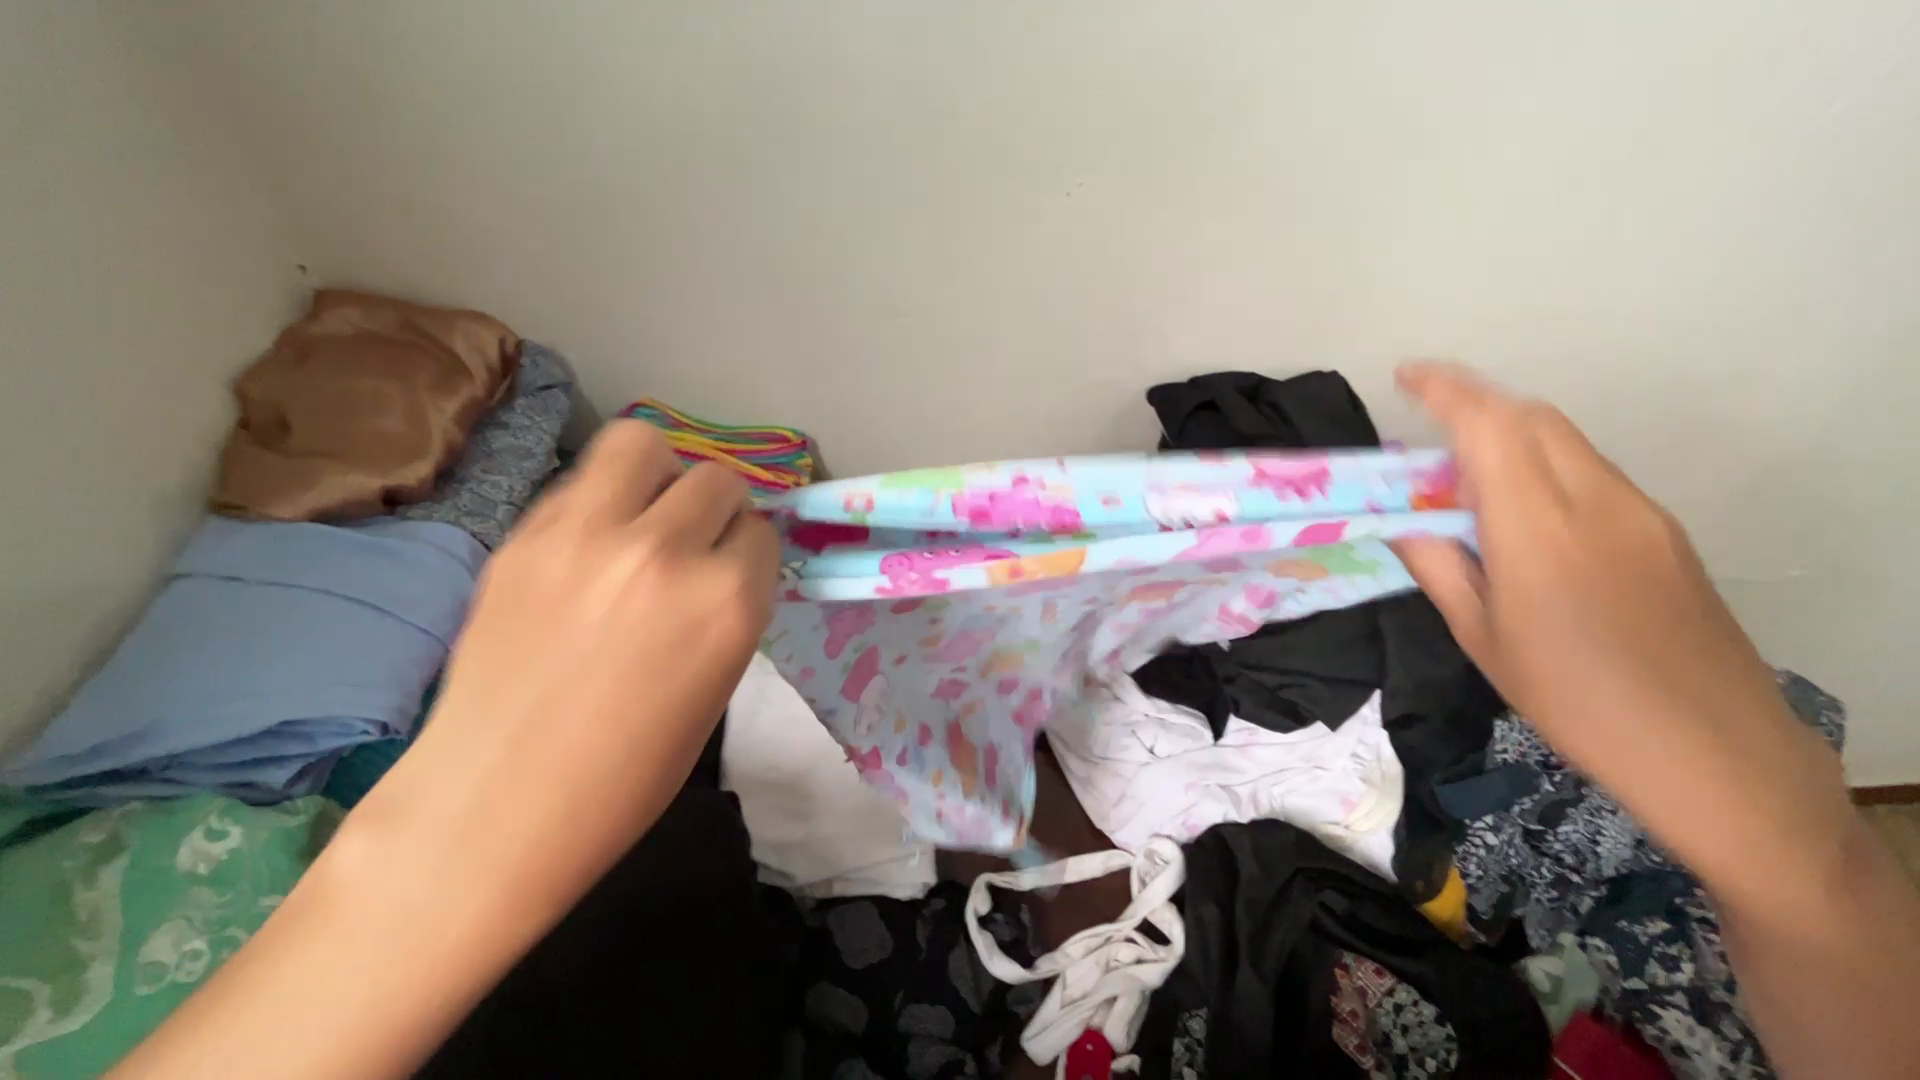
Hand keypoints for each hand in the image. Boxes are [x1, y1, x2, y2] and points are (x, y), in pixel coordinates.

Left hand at [363, 419, 779, 910]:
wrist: (499, 801)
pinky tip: (588, 547)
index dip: (750, 553)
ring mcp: (586, 536)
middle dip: (718, 510)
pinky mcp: (523, 536)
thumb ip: (725, 610)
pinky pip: (581, 484)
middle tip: (694, 544)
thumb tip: (721, 563)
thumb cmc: (627, 774)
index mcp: (726, 603)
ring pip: (643, 444)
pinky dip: (599, 501)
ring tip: (645, 513)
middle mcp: (664, 553)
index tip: (733, 572)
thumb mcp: (713, 687)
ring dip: (659, 474)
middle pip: (716, 481)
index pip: (761, 532)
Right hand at [1389, 362, 1850, 911]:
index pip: (1490, 427)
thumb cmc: (1574, 700)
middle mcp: (1596, 501)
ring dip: (1512, 442)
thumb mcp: (1483, 640)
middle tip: (1430, 444)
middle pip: (1533, 417)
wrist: (1711, 749)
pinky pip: (1593, 474)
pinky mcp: (1665, 531)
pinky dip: (1547, 471)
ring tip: (1473, 493)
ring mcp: (1641, 512)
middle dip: (1477, 409)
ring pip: (1566, 442)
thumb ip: (1440, 568)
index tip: (1407, 377)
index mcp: (1538, 529)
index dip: (1446, 390)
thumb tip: (1409, 524)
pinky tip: (1529, 527)